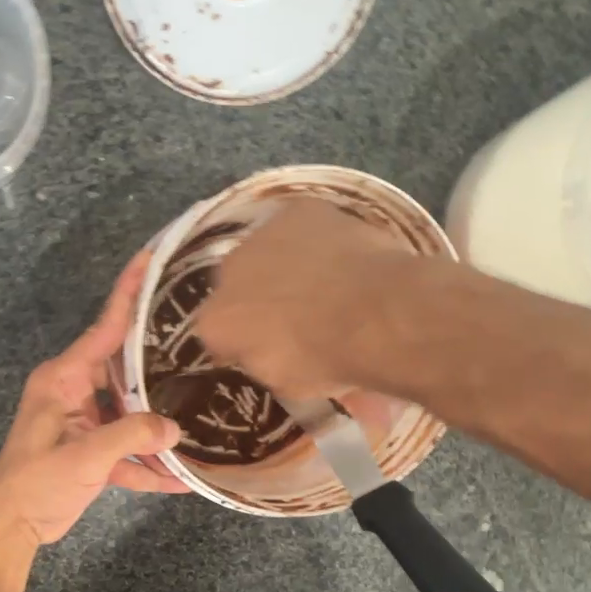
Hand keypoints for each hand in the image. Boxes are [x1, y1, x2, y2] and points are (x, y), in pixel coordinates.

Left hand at [0, 249, 188, 546]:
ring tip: (201, 421)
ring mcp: (81, 425)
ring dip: (157, 429)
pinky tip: (182, 480)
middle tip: (201, 349)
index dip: (128, 293)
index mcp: (62, 379)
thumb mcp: (85, 456)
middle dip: (158, 368)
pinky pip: (124, 452)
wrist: (10, 526)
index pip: (104, 329)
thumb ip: (132, 436)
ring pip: (129, 415)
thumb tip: (175, 430)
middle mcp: (72, 394)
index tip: (152, 258)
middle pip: (123, 371)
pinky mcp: (88, 455)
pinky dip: (147, 465)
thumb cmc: (36, 482)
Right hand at [197, 200, 446, 402]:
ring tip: (315, 281)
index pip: (215, 332)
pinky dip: (310, 239)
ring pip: (263, 251)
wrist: (375, 314)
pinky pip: (298, 226)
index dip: (236, 340)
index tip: (258, 348)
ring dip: (278, 264)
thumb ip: (259, 359)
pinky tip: (334, 253)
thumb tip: (261, 349)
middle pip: (233, 284)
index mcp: (215, 322)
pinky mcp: (299, 210)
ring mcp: (261, 235)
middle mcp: (227, 273)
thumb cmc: (325, 361)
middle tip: (286, 313)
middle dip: (252, 297)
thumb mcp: (282, 381)